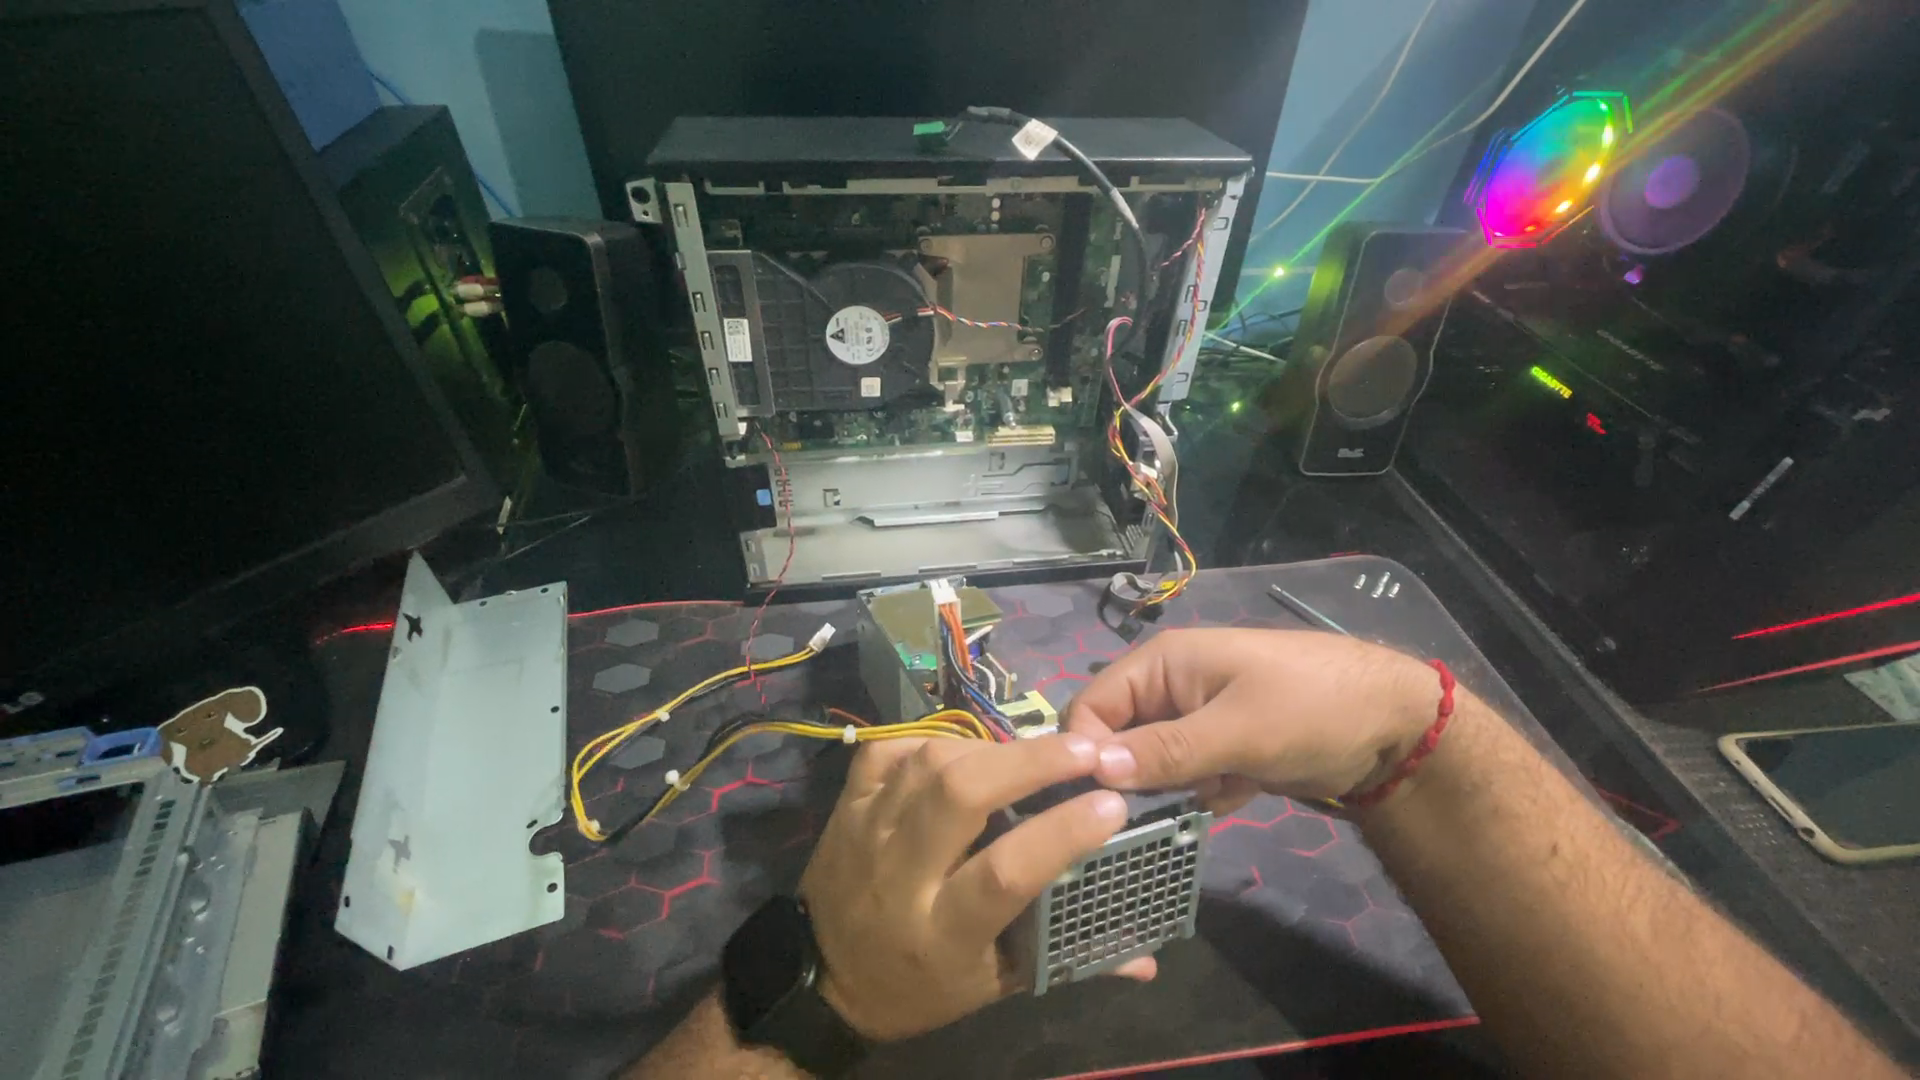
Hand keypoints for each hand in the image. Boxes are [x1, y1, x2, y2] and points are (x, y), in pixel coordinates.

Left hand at [797, 733, 1153, 1041]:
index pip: (1005, 872)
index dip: (1061, 833)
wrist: (820, 977)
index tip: (1110, 805)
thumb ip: (1065, 958)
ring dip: (989, 747)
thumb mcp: (991, 986)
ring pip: (929, 763)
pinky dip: (931, 739)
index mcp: (942, 931)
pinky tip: (963, 748)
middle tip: (1082, 750)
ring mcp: (867, 829)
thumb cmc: (919, 984)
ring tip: (1031, 750)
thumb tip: (1148, 957)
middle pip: (961, 794)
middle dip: (1029, 762)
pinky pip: (889, 749)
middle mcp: (901, 872)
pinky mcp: (846, 803)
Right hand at [1065, 628, 1438, 808]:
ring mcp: (1193, 719)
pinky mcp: (1217, 747)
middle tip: (1155, 809)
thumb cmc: (1312, 709)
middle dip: (1131, 776)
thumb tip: (1093, 769)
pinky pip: (1182, 776)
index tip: (1099, 803)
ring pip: (1148, 763)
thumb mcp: (1238, 730)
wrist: (1396, 728)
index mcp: (1160, 663)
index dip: (1086, 752)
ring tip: (1210, 793)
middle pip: (1115, 738)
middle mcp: (1167, 688)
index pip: (1090, 706)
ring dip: (1171, 787)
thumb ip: (1165, 750)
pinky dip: (1201, 792)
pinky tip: (1234, 792)